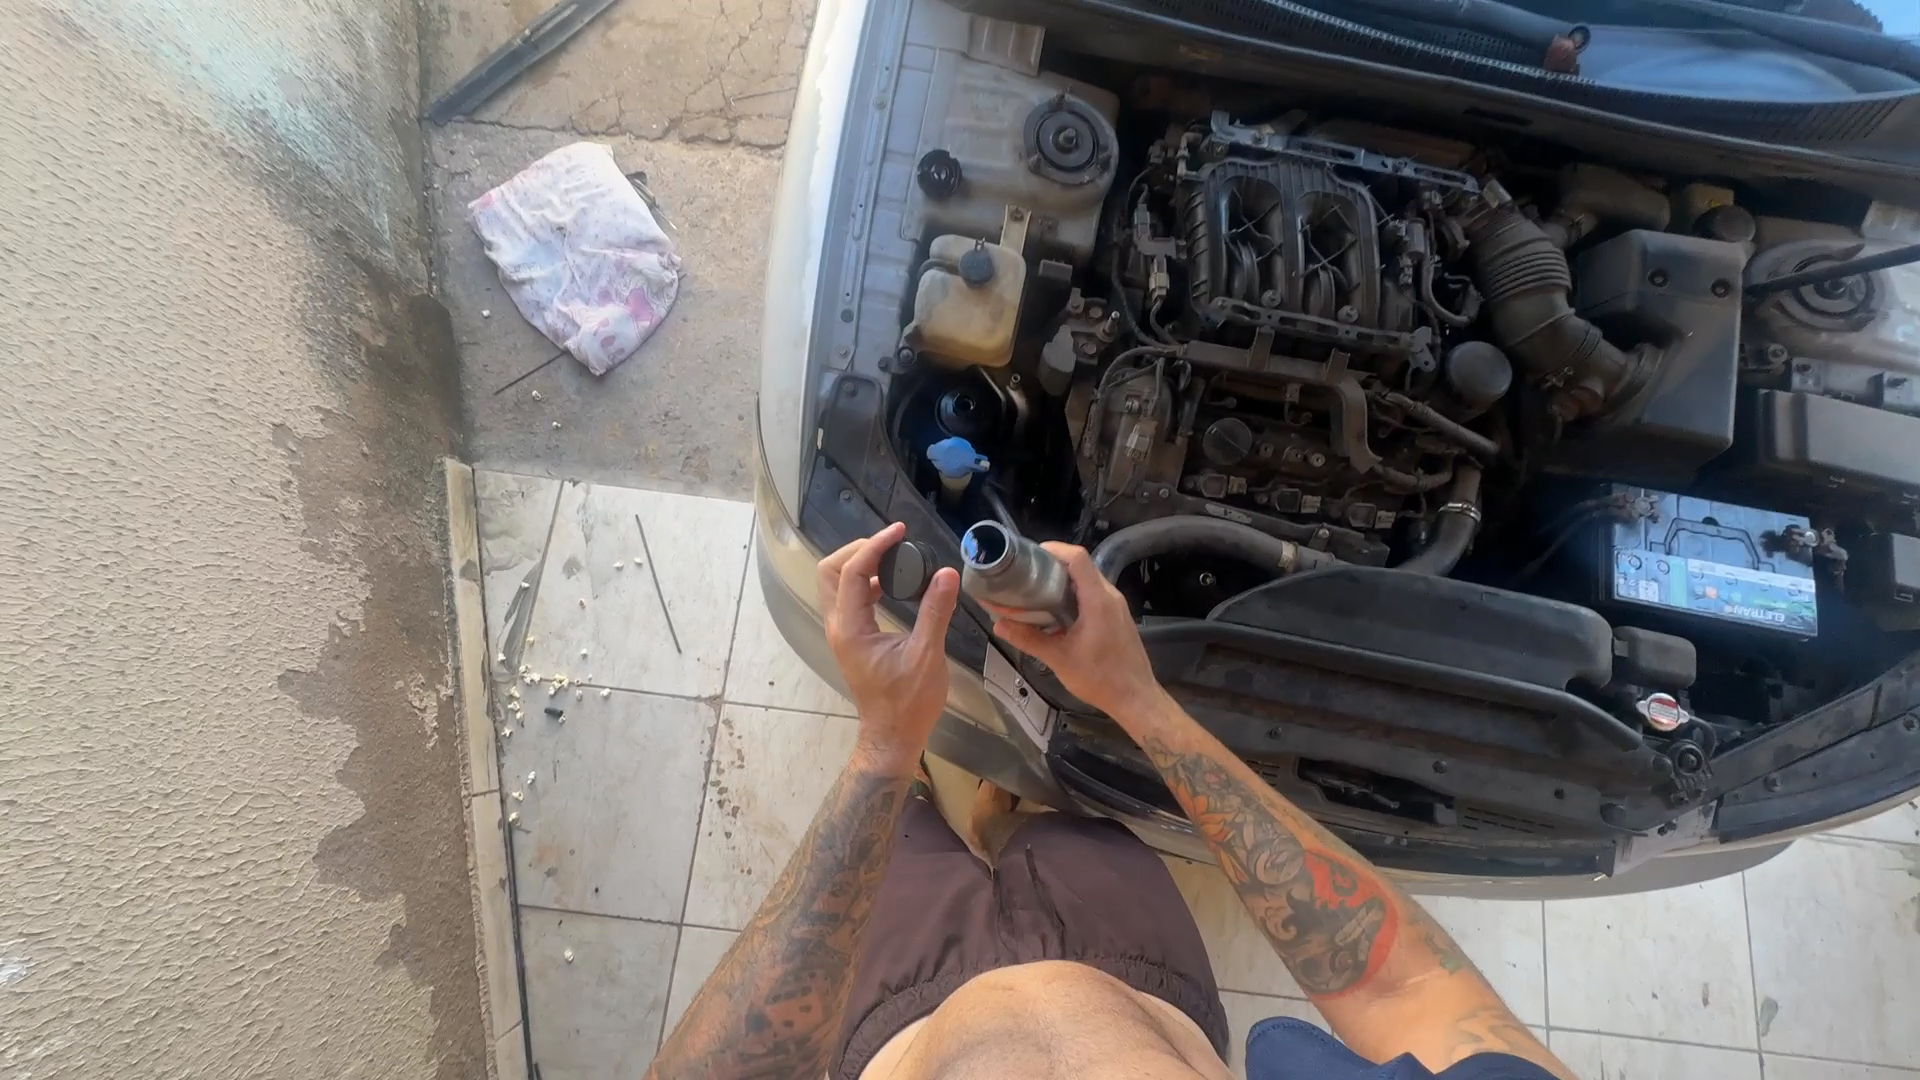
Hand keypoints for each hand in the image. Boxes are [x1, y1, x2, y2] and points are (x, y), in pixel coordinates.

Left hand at [817, 522, 959, 773]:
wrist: (892, 736)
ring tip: (895, 556)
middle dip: (859, 549)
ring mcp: (843, 632)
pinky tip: (893, 583)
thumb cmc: (908, 702)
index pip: (853, 572)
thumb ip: (935, 611)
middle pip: (831, 571)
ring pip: (837, 584)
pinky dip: (867, 581)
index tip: (900, 531)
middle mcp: (839, 626)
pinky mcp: (853, 638)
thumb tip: (947, 573)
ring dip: (861, 564)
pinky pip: (850, 598)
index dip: (875, 546)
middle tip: (893, 543)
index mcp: (851, 627)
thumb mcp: (926, 656)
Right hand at [987, 543, 1168, 720]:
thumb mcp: (1059, 658)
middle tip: (1026, 573)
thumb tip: (999, 625)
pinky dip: (1073, 594)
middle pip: (1081, 566)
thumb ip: (1028, 639)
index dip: (1054, 549)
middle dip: (1052, 565)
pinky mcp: (1116, 616)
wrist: (1135, 698)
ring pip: (1087, 580)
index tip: (1030, 555)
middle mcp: (1110, 596)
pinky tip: (1055, 610)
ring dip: (1063, 580)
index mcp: (1098, 600)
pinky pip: (1093, 594)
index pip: (1078, 558)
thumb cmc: (1100, 678)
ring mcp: (1116, 605)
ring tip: (1035, 590)